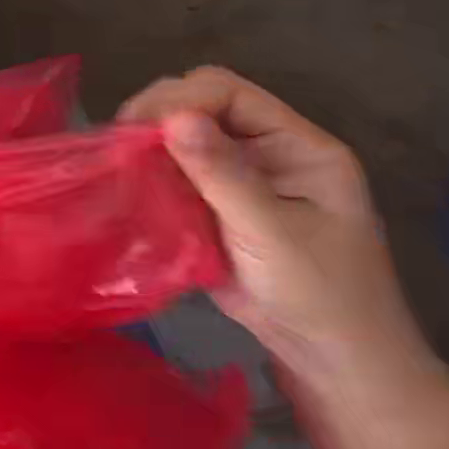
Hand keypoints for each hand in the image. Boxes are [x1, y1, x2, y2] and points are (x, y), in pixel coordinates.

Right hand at [118, 67, 432, 381]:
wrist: (328, 355)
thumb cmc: (318, 292)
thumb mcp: (271, 232)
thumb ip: (222, 173)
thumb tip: (173, 117)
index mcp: (297, 145)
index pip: (229, 93)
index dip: (179, 100)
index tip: (134, 127)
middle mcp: (266, 149)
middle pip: (200, 102)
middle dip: (158, 115)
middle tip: (121, 144)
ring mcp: (238, 174)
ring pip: (180, 134)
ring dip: (148, 143)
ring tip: (119, 163)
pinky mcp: (211, 199)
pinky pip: (172, 167)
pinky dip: (147, 169)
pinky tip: (130, 182)